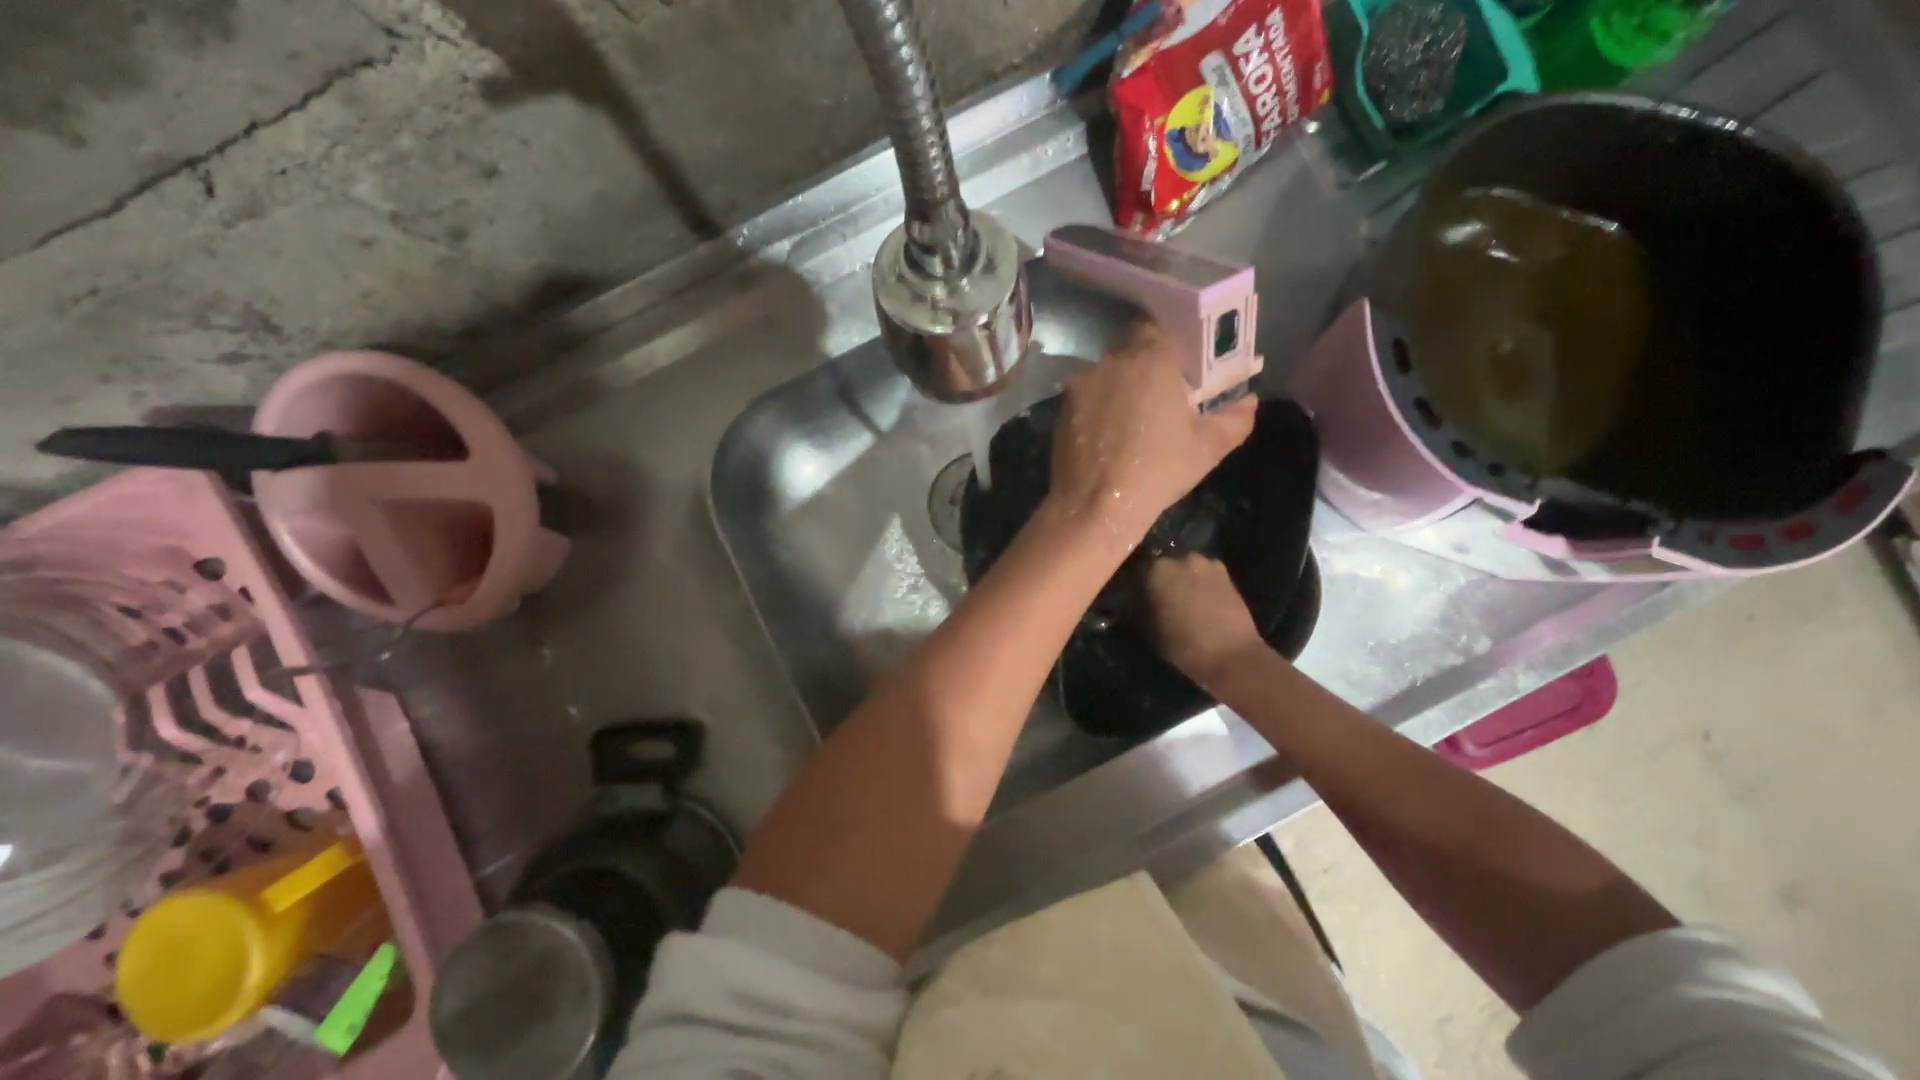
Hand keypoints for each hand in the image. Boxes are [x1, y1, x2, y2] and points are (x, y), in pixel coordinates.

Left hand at [1047, 322, 1257, 545]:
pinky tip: (1110, 435)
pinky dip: (1100, 407)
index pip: (1156, 327)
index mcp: (1150, 359)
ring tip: (1135, 420)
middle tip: (1163, 394)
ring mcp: (1082, 385)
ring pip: (1107, 374)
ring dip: (1121, 387)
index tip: (1181, 365)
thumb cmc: (1157, 472)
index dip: (1168, 342)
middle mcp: (1112, 362)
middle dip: (1146, 366)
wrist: (1095, 507)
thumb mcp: (1206, 449)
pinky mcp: (1062, 409)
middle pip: (1130, 349)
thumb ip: (1234, 419)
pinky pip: (1088, 396)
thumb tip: (1250, 403)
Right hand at [1146, 554, 1265, 680]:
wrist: (1232, 656)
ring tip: (1183, 601)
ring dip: (1184, 580)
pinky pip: (1207, 577)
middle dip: (1164, 579)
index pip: (1141, 570)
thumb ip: (1142, 610)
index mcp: (1158, 570)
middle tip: (1161, 599)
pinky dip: (1202, 585)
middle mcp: (1183, 559)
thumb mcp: (1151, 631)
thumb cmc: (1185, 645)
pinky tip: (1201, 603)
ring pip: (1188, 569)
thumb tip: (1138, 603)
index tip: (1138, 599)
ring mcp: (1209, 565)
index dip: (1139, 586)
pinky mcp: (1228, 576)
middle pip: (1167, 565)